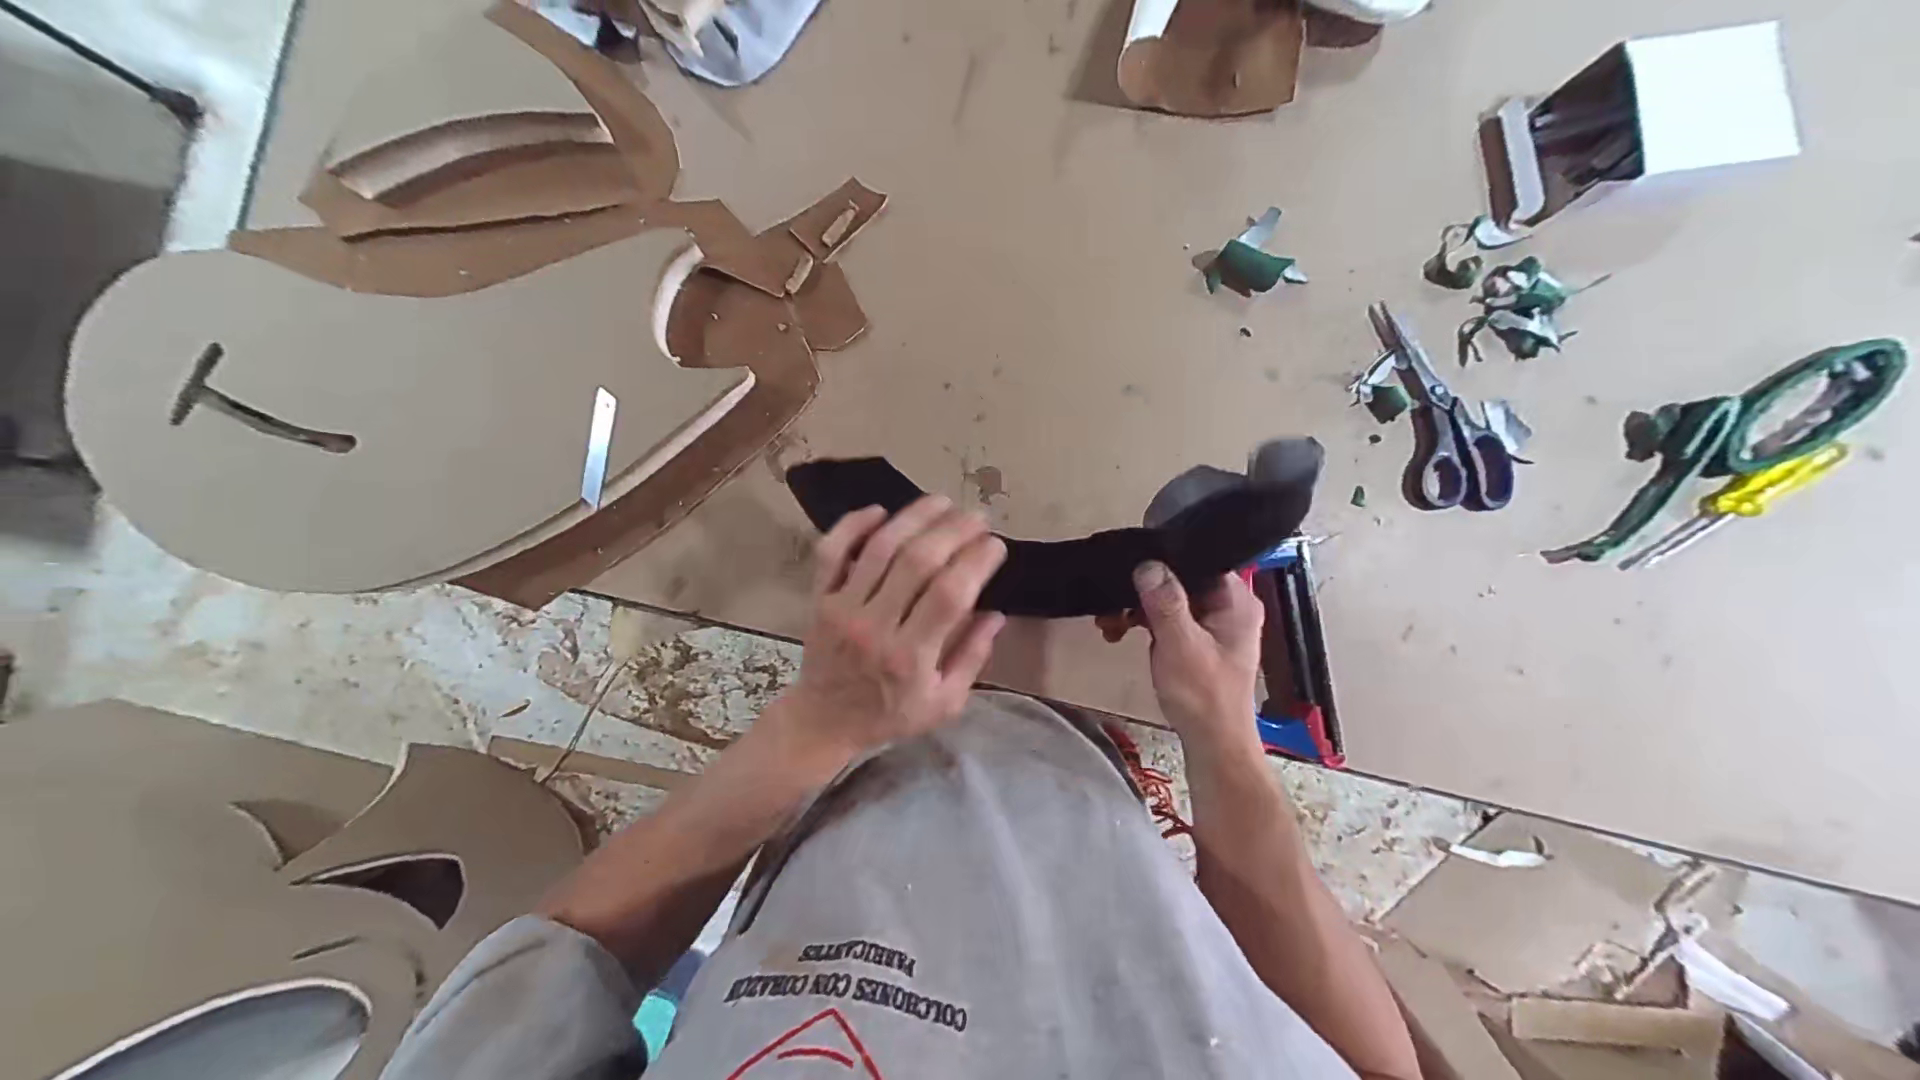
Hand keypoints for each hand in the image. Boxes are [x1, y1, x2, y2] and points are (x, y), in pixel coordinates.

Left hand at [778, 495, 1008, 758]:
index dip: (976, 562)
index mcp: (911, 657)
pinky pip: (831, 552)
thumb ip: (972, 658)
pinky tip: (881, 511)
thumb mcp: (944, 704)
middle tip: (976, 517)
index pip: (949, 596)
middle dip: (953, 531)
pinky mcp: (819, 598)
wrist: (823, 721)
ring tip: (942, 502)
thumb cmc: (890, 714)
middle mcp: (875, 626)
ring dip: (914, 517)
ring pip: (879, 549)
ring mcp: (842, 608)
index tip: (995, 545)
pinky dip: (852, 525)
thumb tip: (996, 613)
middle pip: (917, 562)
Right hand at [1129, 562, 1263, 744]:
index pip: (1198, 560)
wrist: (1212, 744)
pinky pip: (1167, 618)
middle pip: (1180, 579)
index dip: (1163, 559)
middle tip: (1111, 601)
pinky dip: (1144, 623)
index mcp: (1235, 601)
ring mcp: (1213, 624)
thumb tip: (1148, 564)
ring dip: (1138, 608)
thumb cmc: (1202, 695)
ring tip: (1109, 622)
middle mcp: (1228, 606)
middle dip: (1142, 589)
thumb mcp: (1180, 645)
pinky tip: (1120, 632)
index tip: (1129, 564)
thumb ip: (1165, 602)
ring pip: (1169, 599)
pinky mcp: (1197, 640)